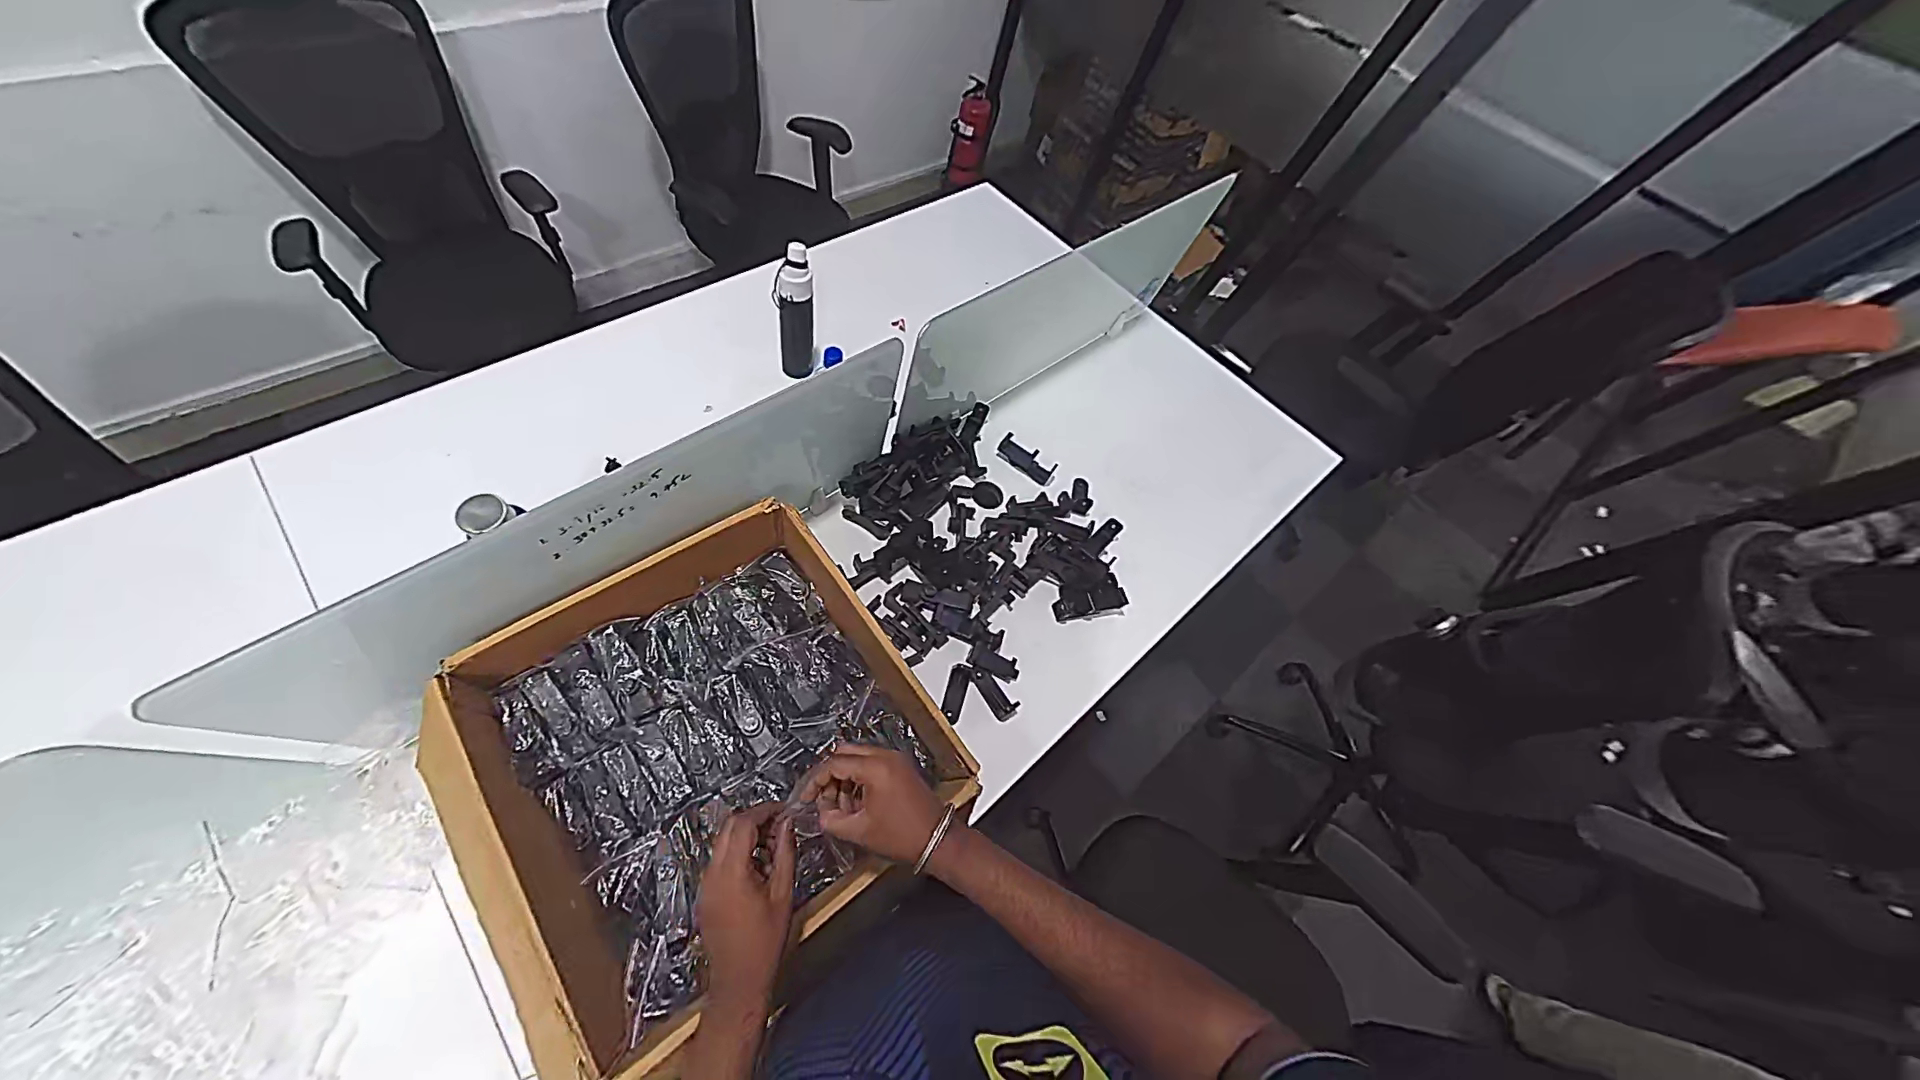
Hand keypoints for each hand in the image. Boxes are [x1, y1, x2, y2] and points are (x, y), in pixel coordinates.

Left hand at [696, 803, 794, 1006]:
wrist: (738, 980)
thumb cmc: (765, 940)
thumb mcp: (783, 893)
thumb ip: (785, 853)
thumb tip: (787, 824)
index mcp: (731, 872)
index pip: (743, 824)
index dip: (764, 811)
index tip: (784, 810)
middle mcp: (712, 874)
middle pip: (728, 827)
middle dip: (754, 818)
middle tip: (779, 824)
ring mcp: (705, 884)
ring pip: (723, 841)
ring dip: (746, 835)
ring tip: (772, 846)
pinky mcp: (705, 893)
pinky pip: (720, 859)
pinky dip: (738, 851)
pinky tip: (758, 865)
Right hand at [796, 744, 945, 864]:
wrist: (937, 839)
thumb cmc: (906, 835)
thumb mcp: (859, 831)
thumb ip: (832, 819)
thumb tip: (821, 813)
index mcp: (875, 768)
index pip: (834, 764)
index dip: (815, 781)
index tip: (807, 796)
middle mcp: (886, 757)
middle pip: (844, 753)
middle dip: (829, 776)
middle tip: (822, 798)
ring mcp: (895, 760)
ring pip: (857, 757)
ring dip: (844, 778)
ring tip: (842, 806)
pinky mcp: (900, 768)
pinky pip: (872, 764)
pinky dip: (859, 779)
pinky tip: (857, 803)